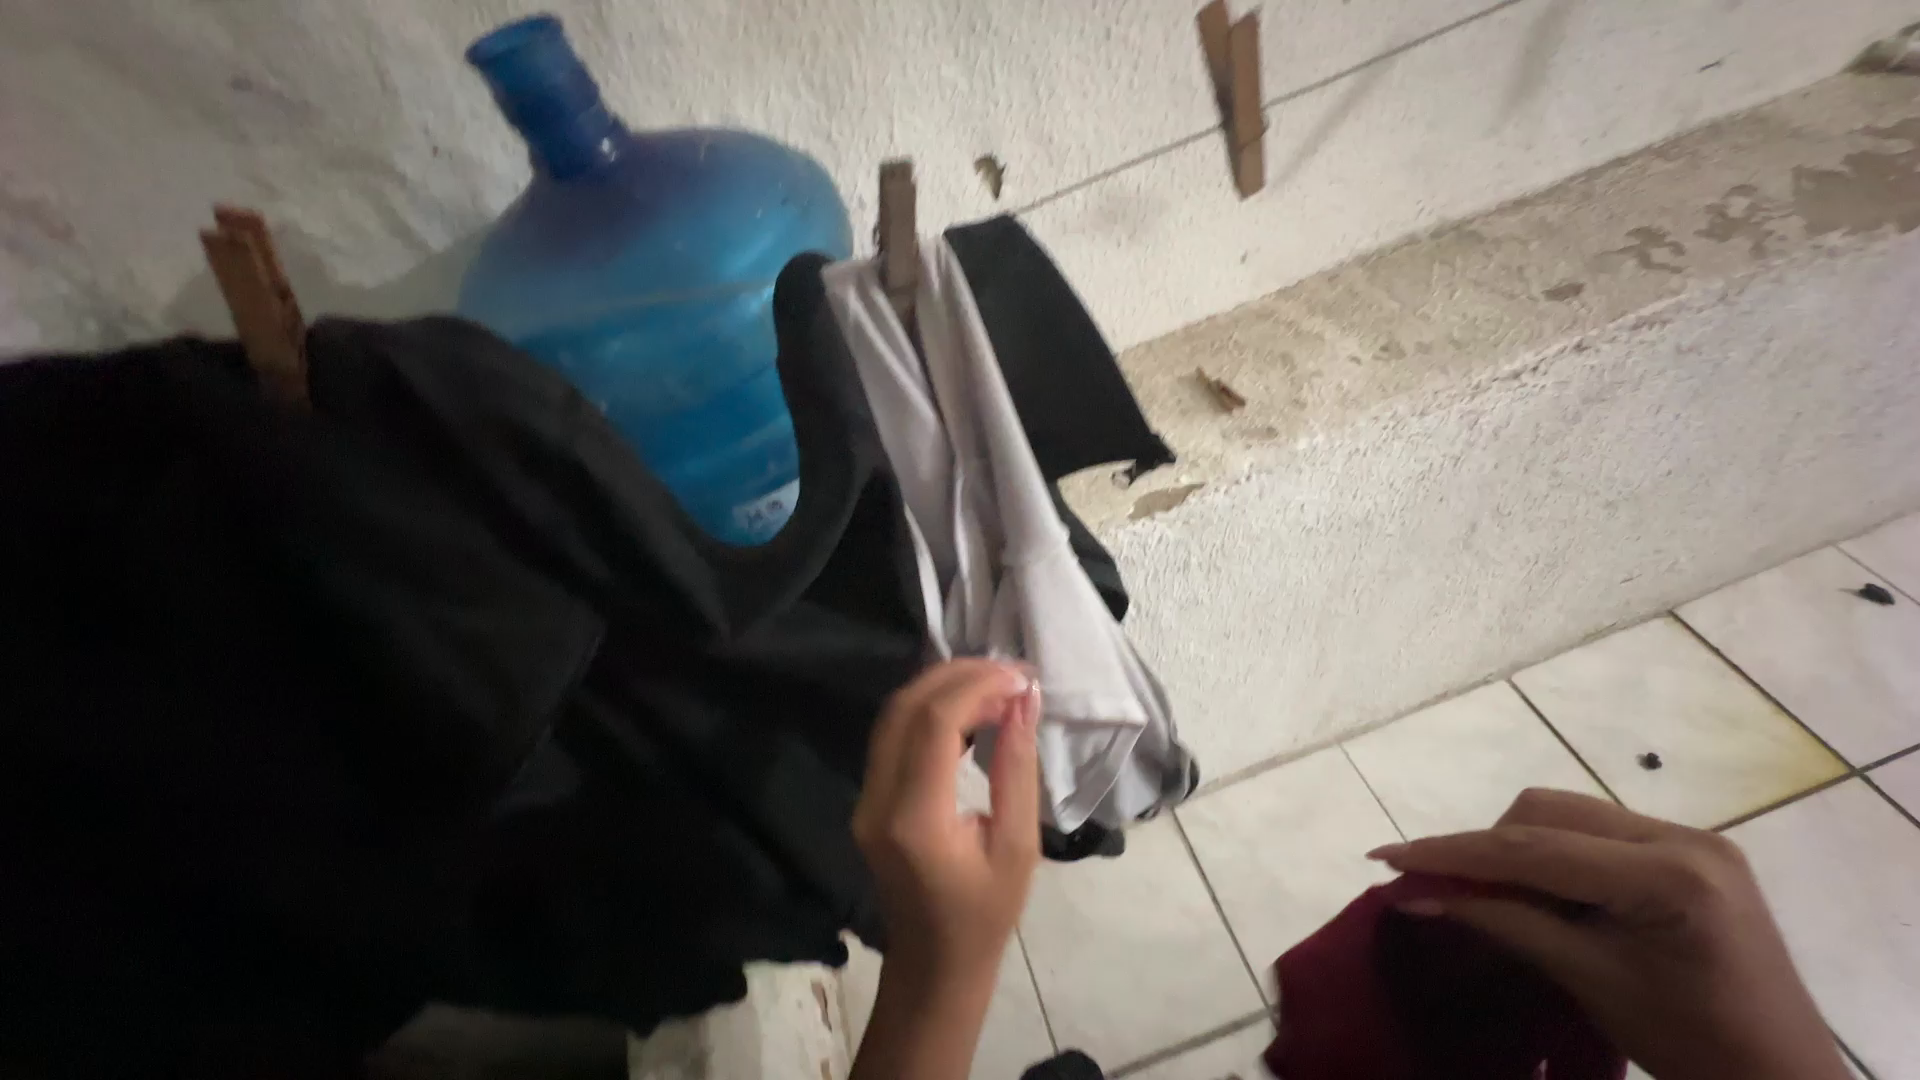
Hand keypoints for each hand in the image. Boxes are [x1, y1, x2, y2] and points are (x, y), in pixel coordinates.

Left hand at [853, 657, 1042, 986]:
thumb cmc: (985, 915)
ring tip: (994, 681)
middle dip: (958, 675)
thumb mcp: (1018, 846)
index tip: (1020, 679)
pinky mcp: (866, 798)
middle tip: (1009, 671)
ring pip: (892, 715)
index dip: (977, 687)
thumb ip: (1017, 768)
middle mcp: (877, 801)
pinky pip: (892, 735)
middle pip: (906, 707)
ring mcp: (864, 799)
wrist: (933, 966)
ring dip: (941, 686)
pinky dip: (928, 709)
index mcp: (915, 819)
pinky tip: (967, 707)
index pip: (936, 725)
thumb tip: (1024, 699)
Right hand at [1368, 788, 1849, 1079]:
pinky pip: (1585, 829)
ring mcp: (1686, 836)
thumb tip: (1408, 893)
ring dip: (1511, 846)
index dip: (1450, 852)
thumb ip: (1496, 919)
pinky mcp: (1681, 848)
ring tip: (1489, 891)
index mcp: (1670, 875)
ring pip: (1558, 813)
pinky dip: (1543, 851)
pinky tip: (1533, 886)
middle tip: (1441, 886)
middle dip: (1483, 847)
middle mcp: (1681, 835)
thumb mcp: (1585, 977)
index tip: (1384, 856)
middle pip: (1542, 813)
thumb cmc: (1687, 1041)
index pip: (1532, 850)